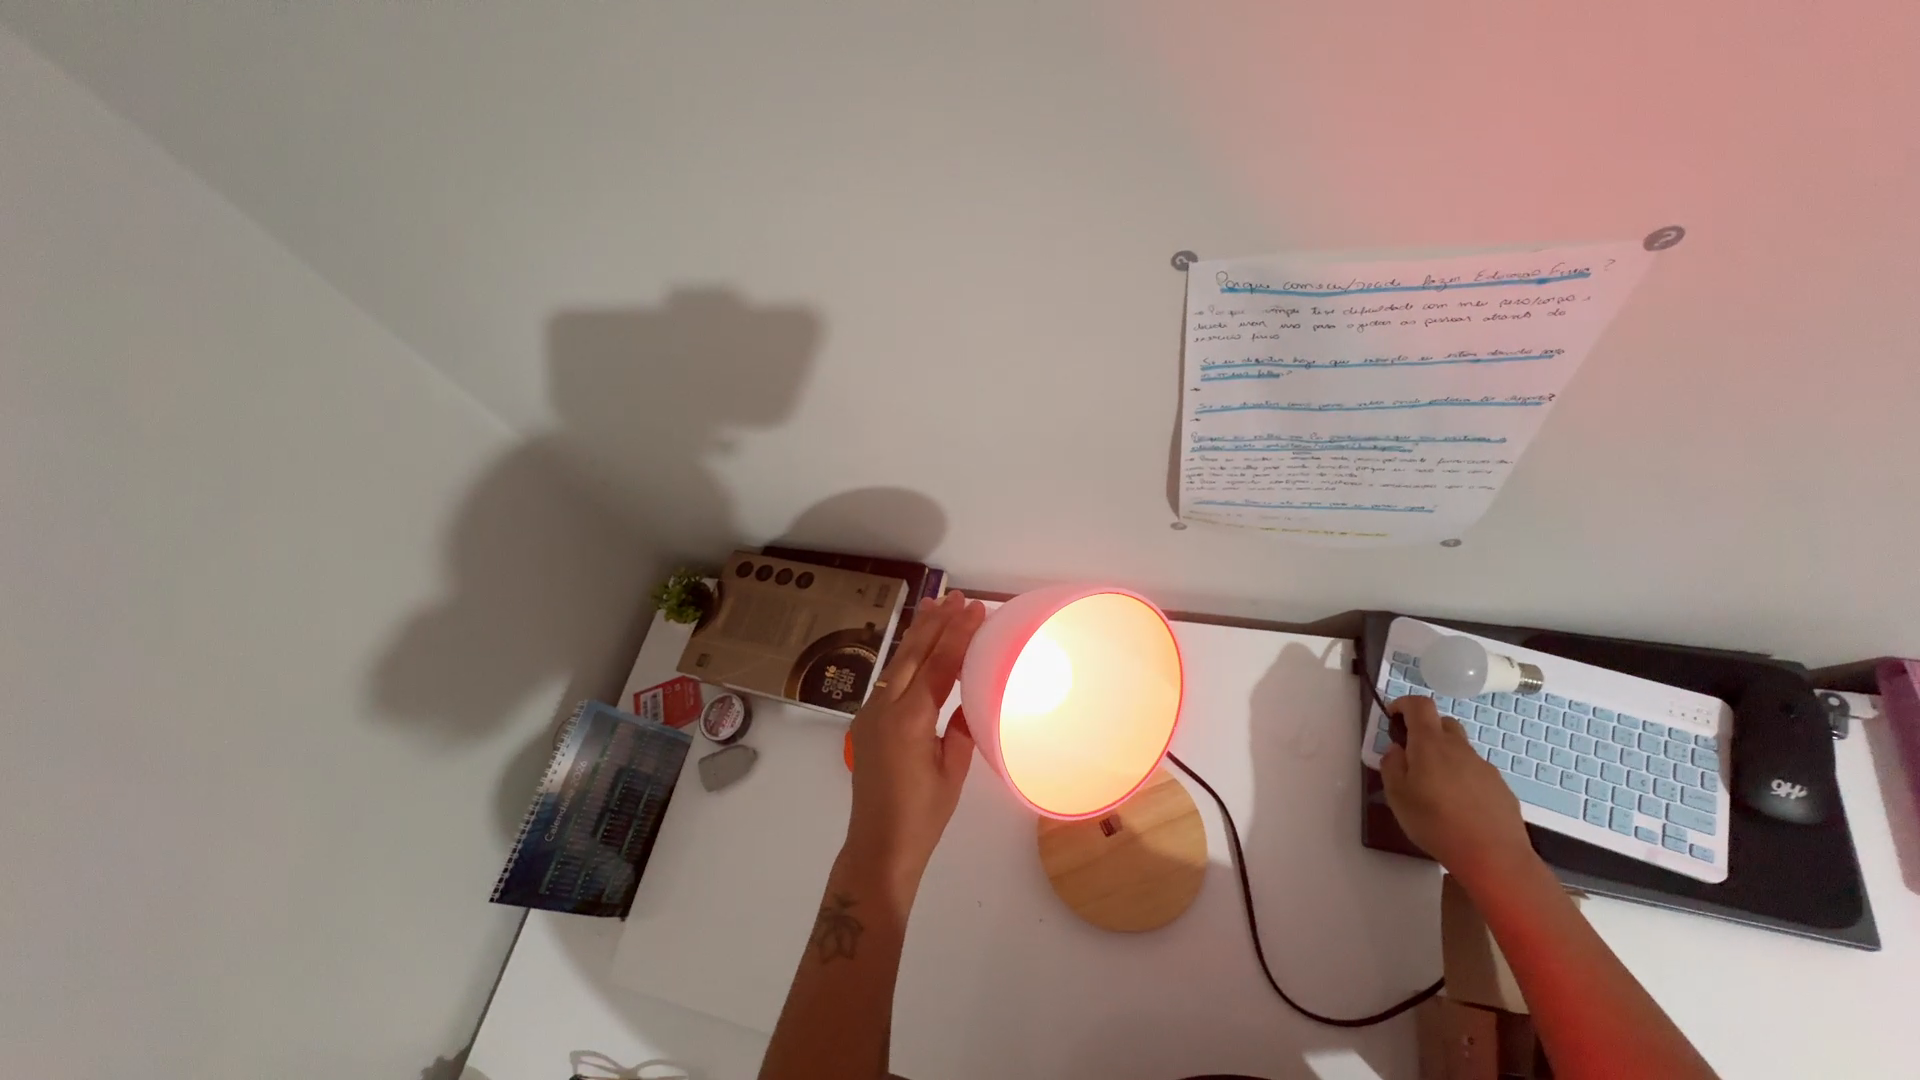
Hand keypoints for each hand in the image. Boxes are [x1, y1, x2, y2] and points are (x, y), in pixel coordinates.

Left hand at [842, 590, 985, 901]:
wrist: (878, 846)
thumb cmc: (922, 816)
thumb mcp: (952, 773)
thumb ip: (960, 732)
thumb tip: (967, 704)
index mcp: (910, 720)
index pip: (938, 666)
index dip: (957, 635)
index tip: (975, 609)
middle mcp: (885, 709)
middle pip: (911, 655)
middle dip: (935, 622)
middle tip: (955, 596)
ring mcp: (870, 715)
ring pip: (896, 664)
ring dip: (918, 636)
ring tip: (936, 608)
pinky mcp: (866, 724)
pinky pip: (889, 682)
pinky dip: (907, 660)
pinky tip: (918, 651)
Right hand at [1379, 695, 1538, 888]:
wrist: (1493, 856)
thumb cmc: (1435, 823)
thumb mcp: (1396, 795)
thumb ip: (1392, 766)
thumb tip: (1397, 751)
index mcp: (1430, 744)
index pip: (1420, 705)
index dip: (1403, 704)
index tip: (1392, 718)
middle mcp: (1459, 748)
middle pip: (1442, 723)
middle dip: (1425, 731)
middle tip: (1412, 757)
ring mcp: (1484, 767)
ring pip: (1460, 750)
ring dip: (1445, 758)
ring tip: (1436, 790)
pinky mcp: (1501, 787)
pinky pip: (1475, 772)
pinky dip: (1463, 779)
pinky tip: (1459, 807)